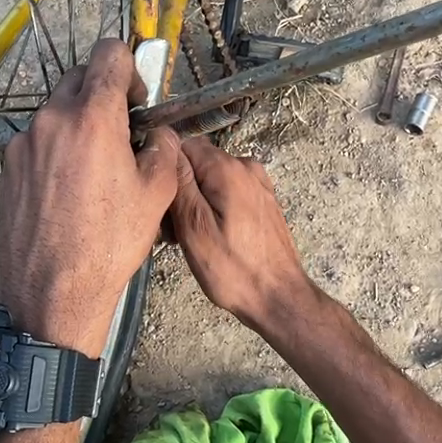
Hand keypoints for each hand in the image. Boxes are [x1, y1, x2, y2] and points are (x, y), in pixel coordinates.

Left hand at [0, 39, 179, 357]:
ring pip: (56, 112)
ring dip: (78, 125)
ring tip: (94, 171)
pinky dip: (56, 150)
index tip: (136, 98)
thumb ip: (164, 149)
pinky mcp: (7, 167)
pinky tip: (68, 190)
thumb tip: (159, 134)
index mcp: (93, 118)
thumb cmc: (109, 244)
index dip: (128, 66)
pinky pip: (37, 142)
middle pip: (78, 78)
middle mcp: (52, 120)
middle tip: (120, 134)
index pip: (108, 54)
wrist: (52, 291)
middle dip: (102, 95)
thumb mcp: (156, 195)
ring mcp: (24, 142)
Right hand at [166, 138, 318, 335]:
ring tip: (191, 239)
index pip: (182, 145)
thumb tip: (166, 147)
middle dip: (181, 190)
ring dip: (195, 203)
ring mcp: (258, 183)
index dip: (166, 170)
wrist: (279, 297)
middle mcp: (246, 167)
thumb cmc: (234, 270)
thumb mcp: (194, 228)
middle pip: (197, 163)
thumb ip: (180, 184)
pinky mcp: (263, 201)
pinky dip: (213, 210)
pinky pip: (228, 193)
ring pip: (211, 180)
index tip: (162, 202)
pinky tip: (211, 238)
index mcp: (228, 168)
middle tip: (174, 230)